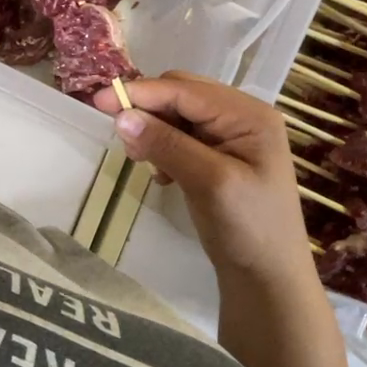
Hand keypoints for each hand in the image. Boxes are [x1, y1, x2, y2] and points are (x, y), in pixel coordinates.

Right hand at [92, 73, 315, 287]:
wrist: (267, 276)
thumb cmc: (248, 228)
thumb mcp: (208, 182)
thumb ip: (166, 144)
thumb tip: (121, 117)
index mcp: (248, 115)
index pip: (184, 90)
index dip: (140, 92)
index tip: (98, 102)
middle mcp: (240, 117)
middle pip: (178, 95)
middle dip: (147, 111)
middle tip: (126, 144)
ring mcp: (229, 137)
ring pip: (174, 115)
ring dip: (152, 131)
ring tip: (145, 163)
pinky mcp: (216, 156)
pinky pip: (177, 136)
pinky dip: (161, 147)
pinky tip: (161, 174)